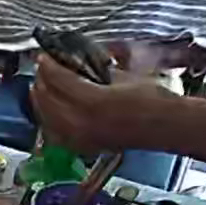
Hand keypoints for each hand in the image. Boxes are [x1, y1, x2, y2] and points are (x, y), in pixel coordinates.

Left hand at [29, 53, 157, 151]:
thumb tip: (79, 65)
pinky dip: (47, 120)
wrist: (166, 126)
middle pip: (47, 99)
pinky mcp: (80, 147)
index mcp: (92, 101)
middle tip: (41, 70)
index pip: (59, 80)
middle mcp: (79, 122)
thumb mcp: (123, 76)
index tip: (42, 57)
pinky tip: (48, 111)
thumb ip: (97, 71)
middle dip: (41, 82)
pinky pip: (53, 133)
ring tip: (40, 88)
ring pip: (46, 118)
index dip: (48, 67)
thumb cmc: (152, 98)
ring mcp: (77, 137)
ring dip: (40, 101)